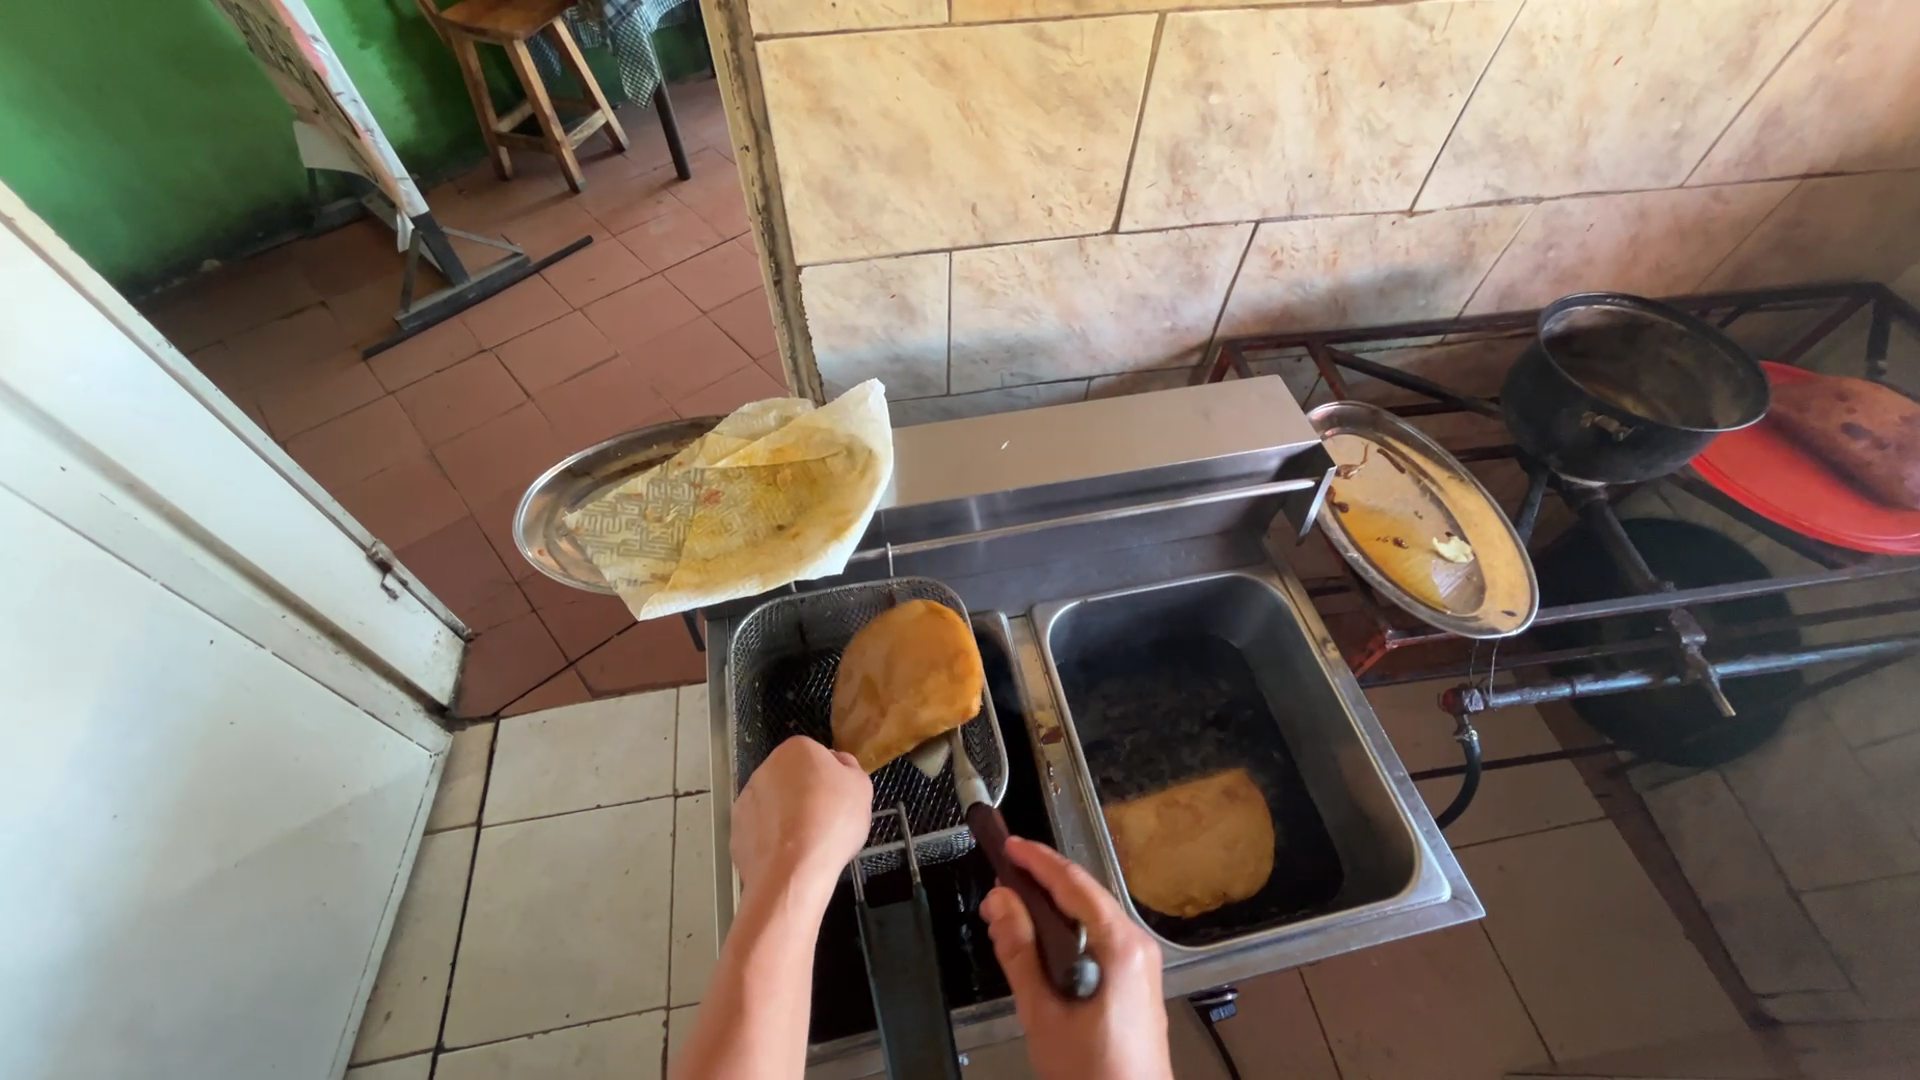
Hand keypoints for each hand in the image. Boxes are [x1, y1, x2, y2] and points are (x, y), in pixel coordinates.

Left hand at [731, 736, 871, 900]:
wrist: (794, 871)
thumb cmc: (832, 821)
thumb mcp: (861, 788)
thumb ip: (850, 769)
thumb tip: (839, 765)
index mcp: (797, 749)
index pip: (818, 757)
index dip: (832, 780)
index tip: (840, 800)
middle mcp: (765, 768)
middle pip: (793, 780)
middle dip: (807, 796)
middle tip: (827, 821)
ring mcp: (746, 800)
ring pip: (775, 806)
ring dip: (787, 818)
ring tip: (808, 844)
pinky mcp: (736, 832)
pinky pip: (761, 832)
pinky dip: (772, 842)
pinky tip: (788, 858)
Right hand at [980, 837, 1172, 1079]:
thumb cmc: (1091, 1076)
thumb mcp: (1043, 1013)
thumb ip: (1019, 951)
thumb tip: (999, 900)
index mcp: (1120, 946)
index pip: (1073, 883)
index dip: (1037, 860)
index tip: (1008, 846)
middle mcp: (1137, 945)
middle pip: (1085, 892)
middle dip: (1041, 880)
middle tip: (1001, 878)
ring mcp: (1140, 962)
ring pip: (1091, 913)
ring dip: (1052, 904)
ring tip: (1012, 904)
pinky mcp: (1135, 979)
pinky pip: (1098, 935)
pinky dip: (1067, 927)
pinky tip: (1040, 937)